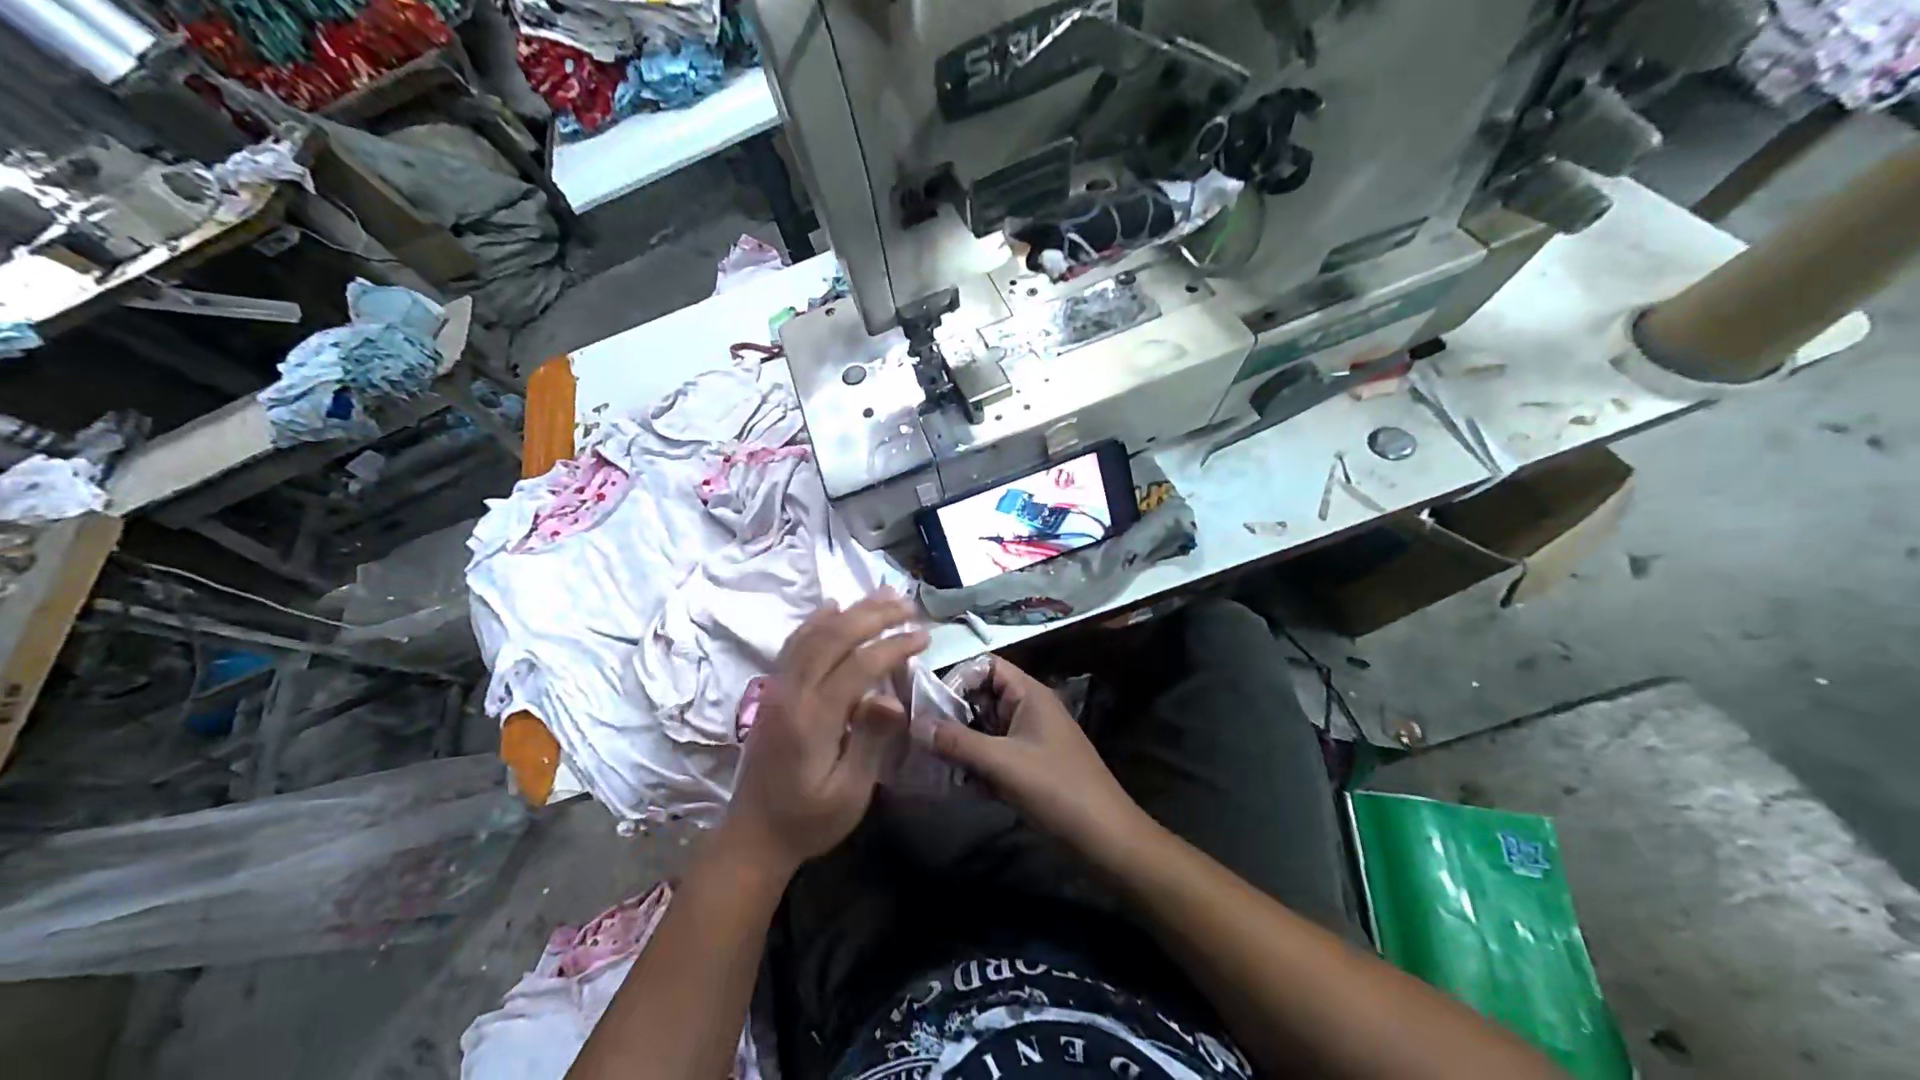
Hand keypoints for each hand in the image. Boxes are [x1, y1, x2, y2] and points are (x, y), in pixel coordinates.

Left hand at [723, 591, 927, 875]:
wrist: (753, 835)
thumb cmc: (808, 820)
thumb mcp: (849, 793)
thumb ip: (870, 742)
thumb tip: (893, 700)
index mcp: (812, 719)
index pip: (857, 665)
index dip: (892, 646)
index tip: (924, 638)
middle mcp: (791, 693)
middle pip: (833, 637)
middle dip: (873, 615)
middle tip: (908, 604)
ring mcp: (777, 688)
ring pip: (813, 634)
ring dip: (850, 611)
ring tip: (883, 596)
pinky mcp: (773, 691)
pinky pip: (795, 644)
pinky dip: (817, 621)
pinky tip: (834, 608)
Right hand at [932, 656, 1151, 859]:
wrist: (1103, 834)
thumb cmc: (1056, 788)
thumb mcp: (1002, 762)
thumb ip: (957, 742)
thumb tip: (915, 724)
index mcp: (1029, 694)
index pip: (986, 666)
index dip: (957, 678)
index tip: (930, 705)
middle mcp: (1028, 708)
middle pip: (981, 697)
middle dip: (952, 713)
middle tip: (922, 735)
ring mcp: (1028, 737)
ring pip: (984, 727)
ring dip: (960, 741)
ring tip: (931, 758)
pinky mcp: (1027, 764)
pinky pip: (992, 752)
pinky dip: (974, 761)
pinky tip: (954, 780)